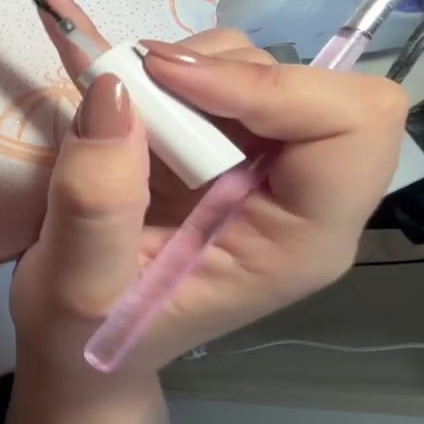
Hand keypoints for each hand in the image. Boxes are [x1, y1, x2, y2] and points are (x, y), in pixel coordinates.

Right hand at [10, 25, 410, 397]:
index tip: (160, 80)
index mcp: (297, 242)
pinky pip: (218, 89)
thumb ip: (96, 196)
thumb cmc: (83, 336)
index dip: (265, 88)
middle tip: (127, 88)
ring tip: (117, 105)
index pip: (347, 128)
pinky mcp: (218, 159)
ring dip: (187, 72)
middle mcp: (299, 199)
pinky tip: (121, 109)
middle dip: (217, 74)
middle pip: (314, 92)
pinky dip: (167, 80)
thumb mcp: (76, 282)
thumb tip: (112, 90)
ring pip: (266, 76)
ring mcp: (260, 175)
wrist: (75, 350)